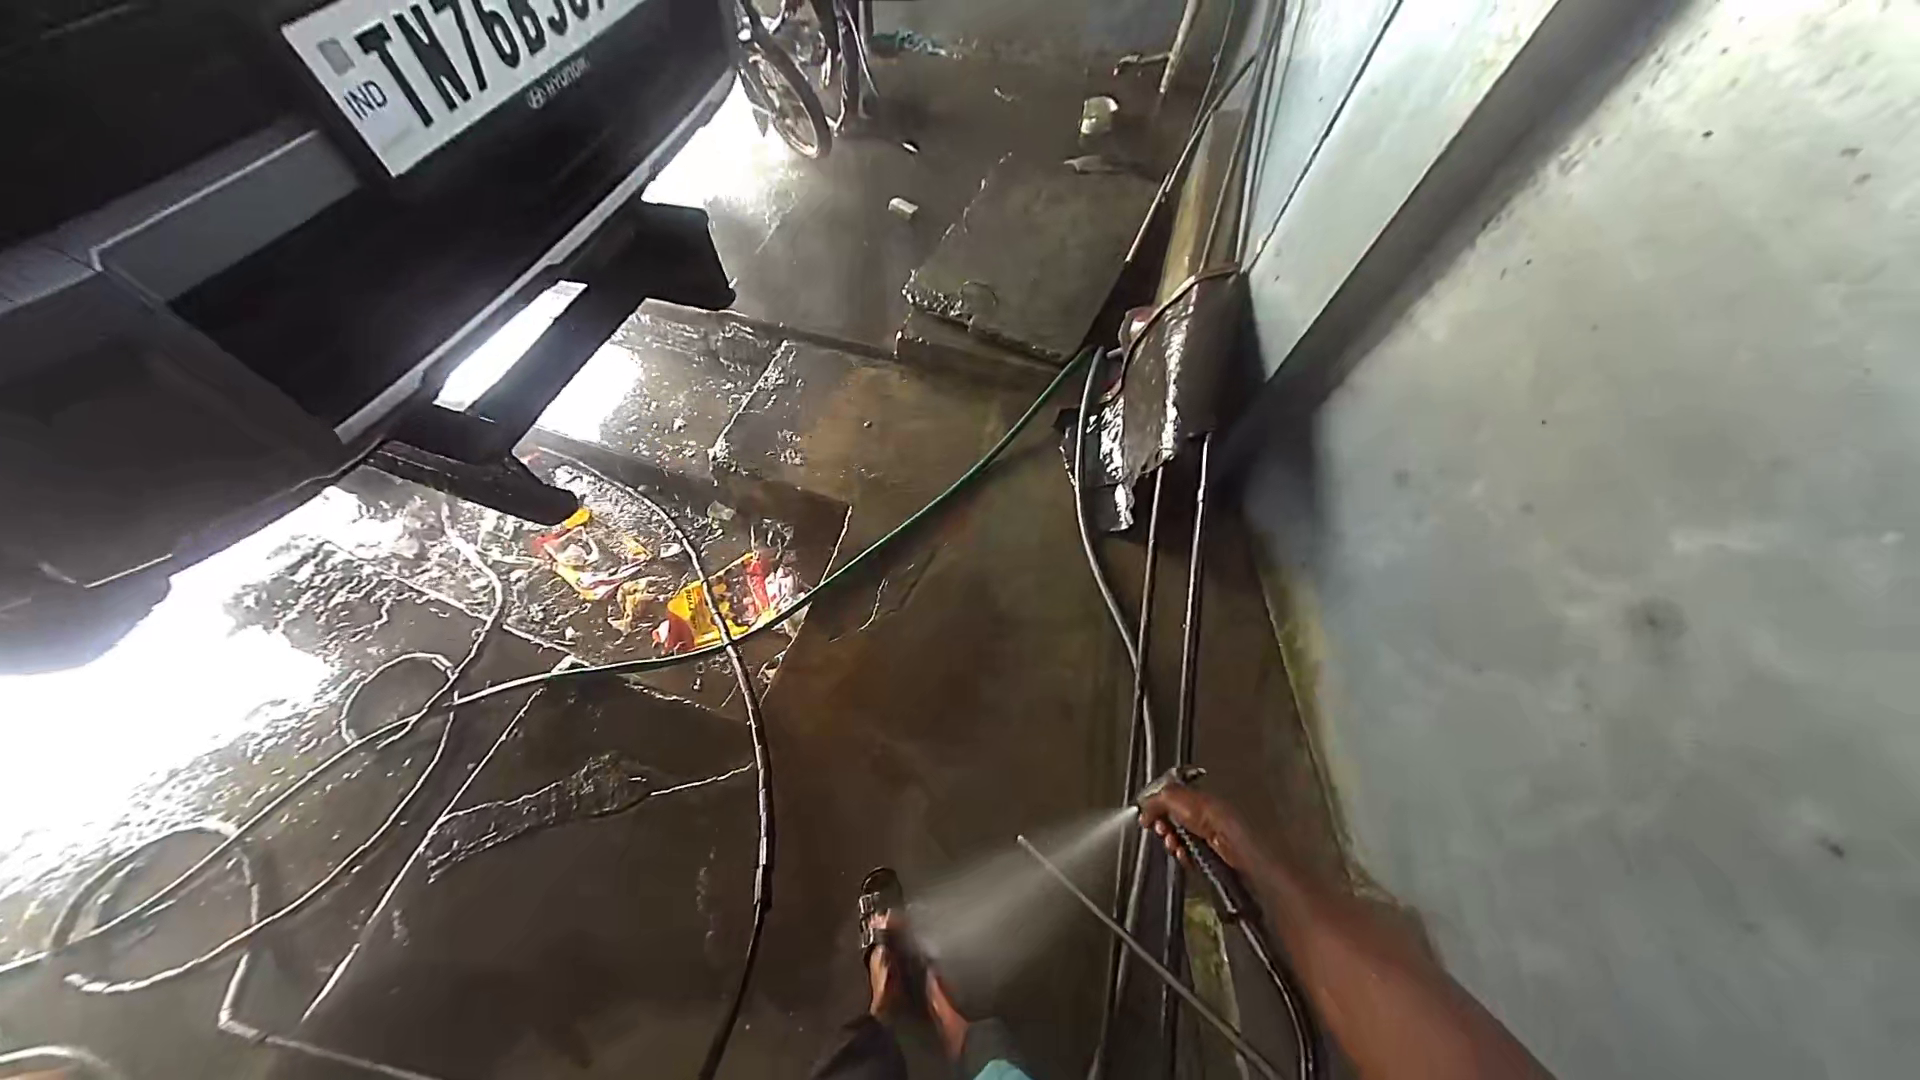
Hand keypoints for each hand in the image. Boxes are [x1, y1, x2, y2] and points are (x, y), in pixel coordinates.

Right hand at [1137, 782, 1265, 876]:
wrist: (1233, 845)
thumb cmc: (1212, 816)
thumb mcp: (1175, 797)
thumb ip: (1155, 799)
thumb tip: (1144, 810)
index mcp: (1197, 795)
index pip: (1169, 799)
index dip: (1157, 807)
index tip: (1151, 815)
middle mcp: (1203, 813)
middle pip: (1172, 820)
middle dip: (1164, 827)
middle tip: (1164, 831)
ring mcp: (1207, 834)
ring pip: (1179, 839)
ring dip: (1172, 843)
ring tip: (1176, 844)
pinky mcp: (1210, 854)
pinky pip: (1188, 855)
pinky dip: (1183, 856)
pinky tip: (1185, 854)